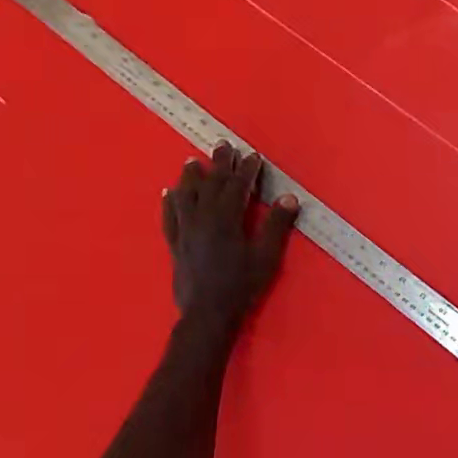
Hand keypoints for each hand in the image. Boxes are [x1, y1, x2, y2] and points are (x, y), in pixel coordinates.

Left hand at [161, 143, 299, 324]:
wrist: (208, 313)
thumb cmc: (242, 285)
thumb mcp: (266, 257)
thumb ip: (276, 226)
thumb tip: (289, 198)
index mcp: (226, 219)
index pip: (237, 186)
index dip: (246, 170)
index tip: (254, 156)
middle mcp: (202, 219)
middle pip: (210, 184)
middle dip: (219, 163)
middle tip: (223, 145)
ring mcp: (185, 231)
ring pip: (186, 196)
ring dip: (191, 177)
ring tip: (192, 161)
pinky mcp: (175, 244)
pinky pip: (169, 217)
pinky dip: (169, 203)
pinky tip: (168, 193)